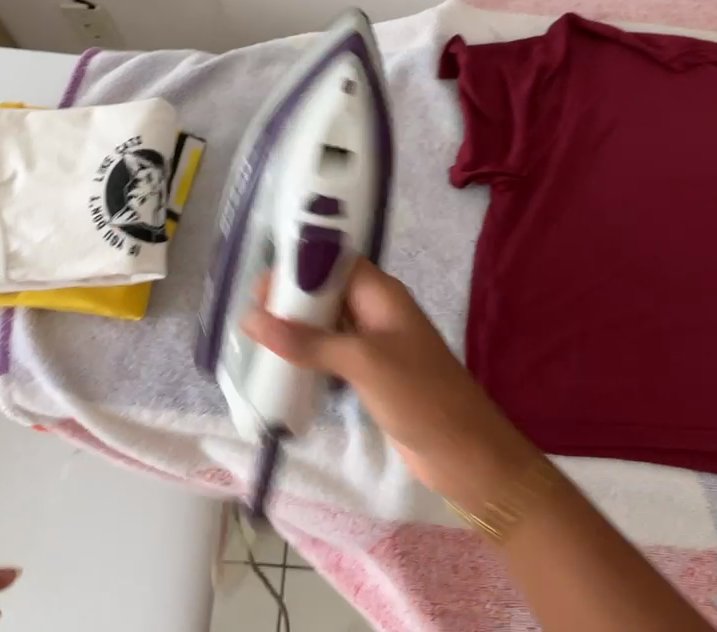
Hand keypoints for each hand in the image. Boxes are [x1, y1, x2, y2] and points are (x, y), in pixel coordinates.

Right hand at [242, 258, 541, 511]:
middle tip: (252, 318)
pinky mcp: (371, 374)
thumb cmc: (419, 395)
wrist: (464, 452)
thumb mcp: (361, 362)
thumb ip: (307, 341)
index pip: (334, 263)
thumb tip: (251, 319)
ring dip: (297, 329)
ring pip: (328, 323)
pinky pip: (332, 353)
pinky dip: (309, 355)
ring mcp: (375, 344)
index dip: (299, 267)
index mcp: (381, 294)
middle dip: (292, 300)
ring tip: (257, 341)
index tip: (261, 287)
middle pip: (327, 291)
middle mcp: (377, 312)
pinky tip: (283, 367)